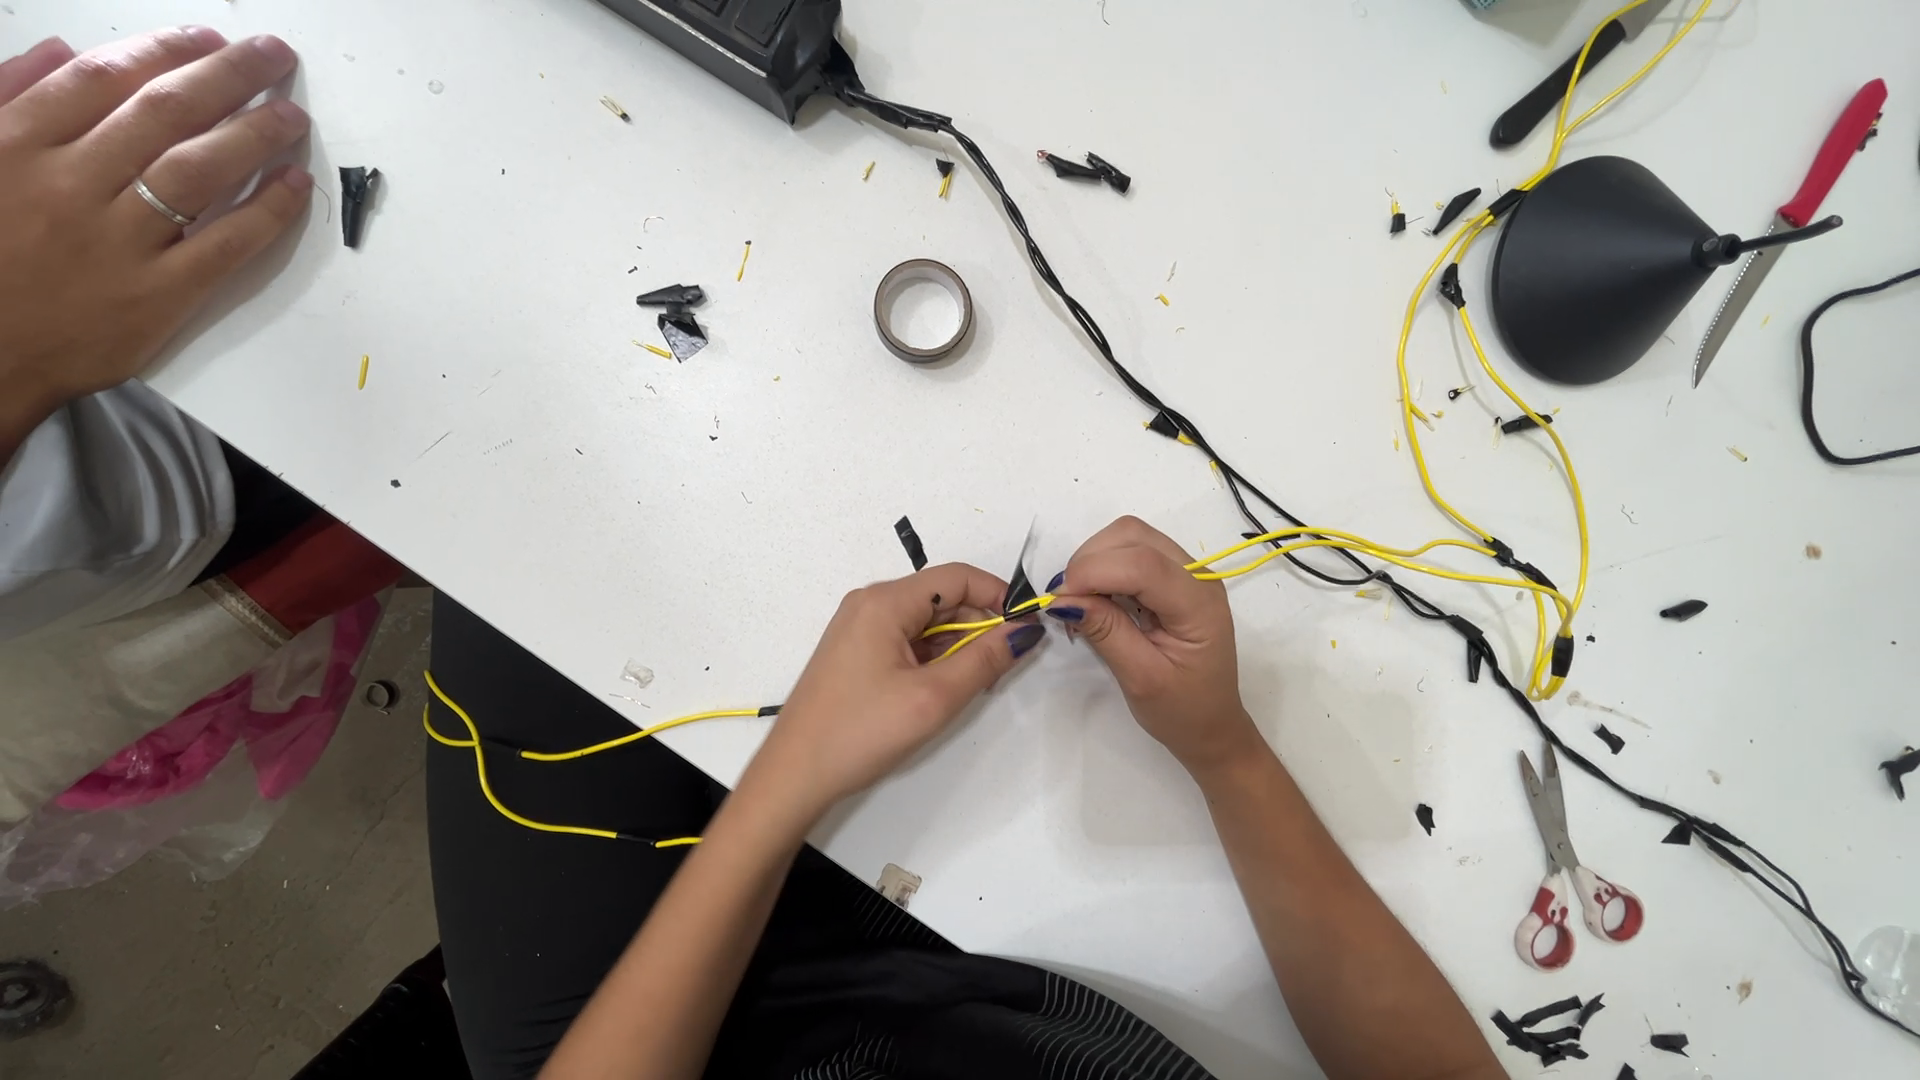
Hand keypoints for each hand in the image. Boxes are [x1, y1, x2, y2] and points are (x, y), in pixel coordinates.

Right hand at [0, 29, 311, 429]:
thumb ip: (5, 101)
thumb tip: (60, 51)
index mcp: (13, 144)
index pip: (101, 81)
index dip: (162, 52)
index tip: (209, 38)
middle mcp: (69, 183)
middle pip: (162, 115)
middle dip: (225, 77)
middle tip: (274, 56)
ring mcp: (121, 238)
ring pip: (198, 170)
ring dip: (253, 135)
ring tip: (293, 114)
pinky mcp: (163, 290)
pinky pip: (228, 242)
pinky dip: (267, 210)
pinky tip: (297, 184)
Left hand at [741, 563, 1045, 821]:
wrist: (794, 776)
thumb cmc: (861, 732)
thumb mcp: (933, 698)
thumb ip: (984, 659)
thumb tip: (1025, 629)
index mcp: (885, 601)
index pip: (958, 577)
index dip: (999, 596)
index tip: (1028, 629)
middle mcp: (870, 603)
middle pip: (942, 596)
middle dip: (979, 624)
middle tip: (1002, 667)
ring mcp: (859, 627)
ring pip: (927, 620)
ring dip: (958, 644)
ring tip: (974, 683)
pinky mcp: (856, 652)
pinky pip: (907, 639)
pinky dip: (934, 656)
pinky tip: (944, 688)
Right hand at [1050, 516, 1261, 776]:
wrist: (1212, 726)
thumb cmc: (1181, 711)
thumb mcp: (1140, 679)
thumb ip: (1106, 632)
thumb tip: (1063, 599)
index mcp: (1199, 605)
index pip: (1143, 565)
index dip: (1093, 572)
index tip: (1058, 601)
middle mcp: (1197, 576)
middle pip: (1133, 536)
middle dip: (1089, 561)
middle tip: (1067, 603)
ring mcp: (1186, 571)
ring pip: (1129, 536)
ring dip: (1094, 560)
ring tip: (1081, 602)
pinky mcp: (1172, 575)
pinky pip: (1131, 550)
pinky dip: (1103, 565)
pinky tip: (1096, 598)